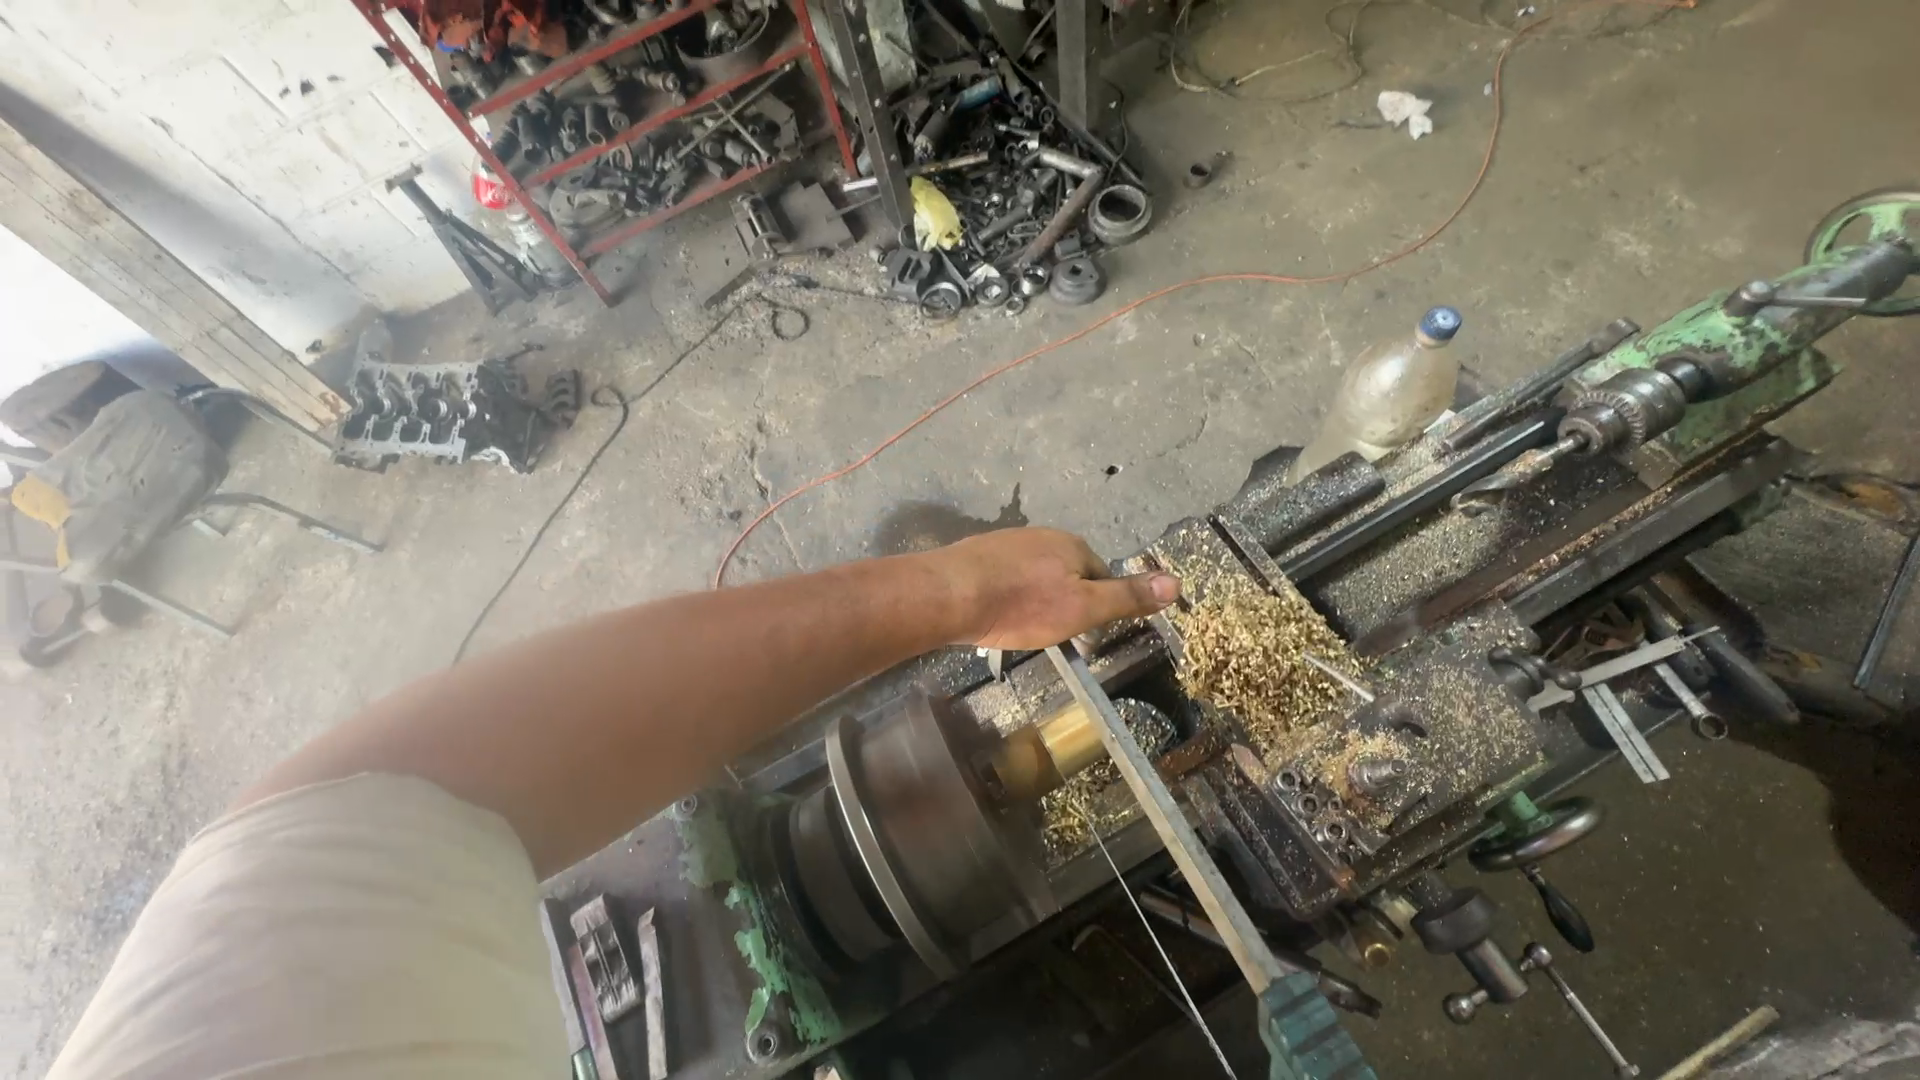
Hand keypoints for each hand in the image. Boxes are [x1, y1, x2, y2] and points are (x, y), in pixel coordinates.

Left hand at [927, 527, 1181, 649]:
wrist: (949, 595)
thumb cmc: (1022, 604)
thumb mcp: (1084, 608)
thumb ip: (1127, 596)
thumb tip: (1177, 581)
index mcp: (1072, 545)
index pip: (1100, 576)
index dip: (1097, 608)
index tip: (1084, 636)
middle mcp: (1041, 536)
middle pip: (1067, 575)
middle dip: (1064, 604)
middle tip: (1050, 637)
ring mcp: (1006, 544)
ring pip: (1034, 578)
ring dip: (1034, 602)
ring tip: (1020, 630)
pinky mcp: (978, 556)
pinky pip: (1006, 579)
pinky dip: (1008, 598)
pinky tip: (996, 617)